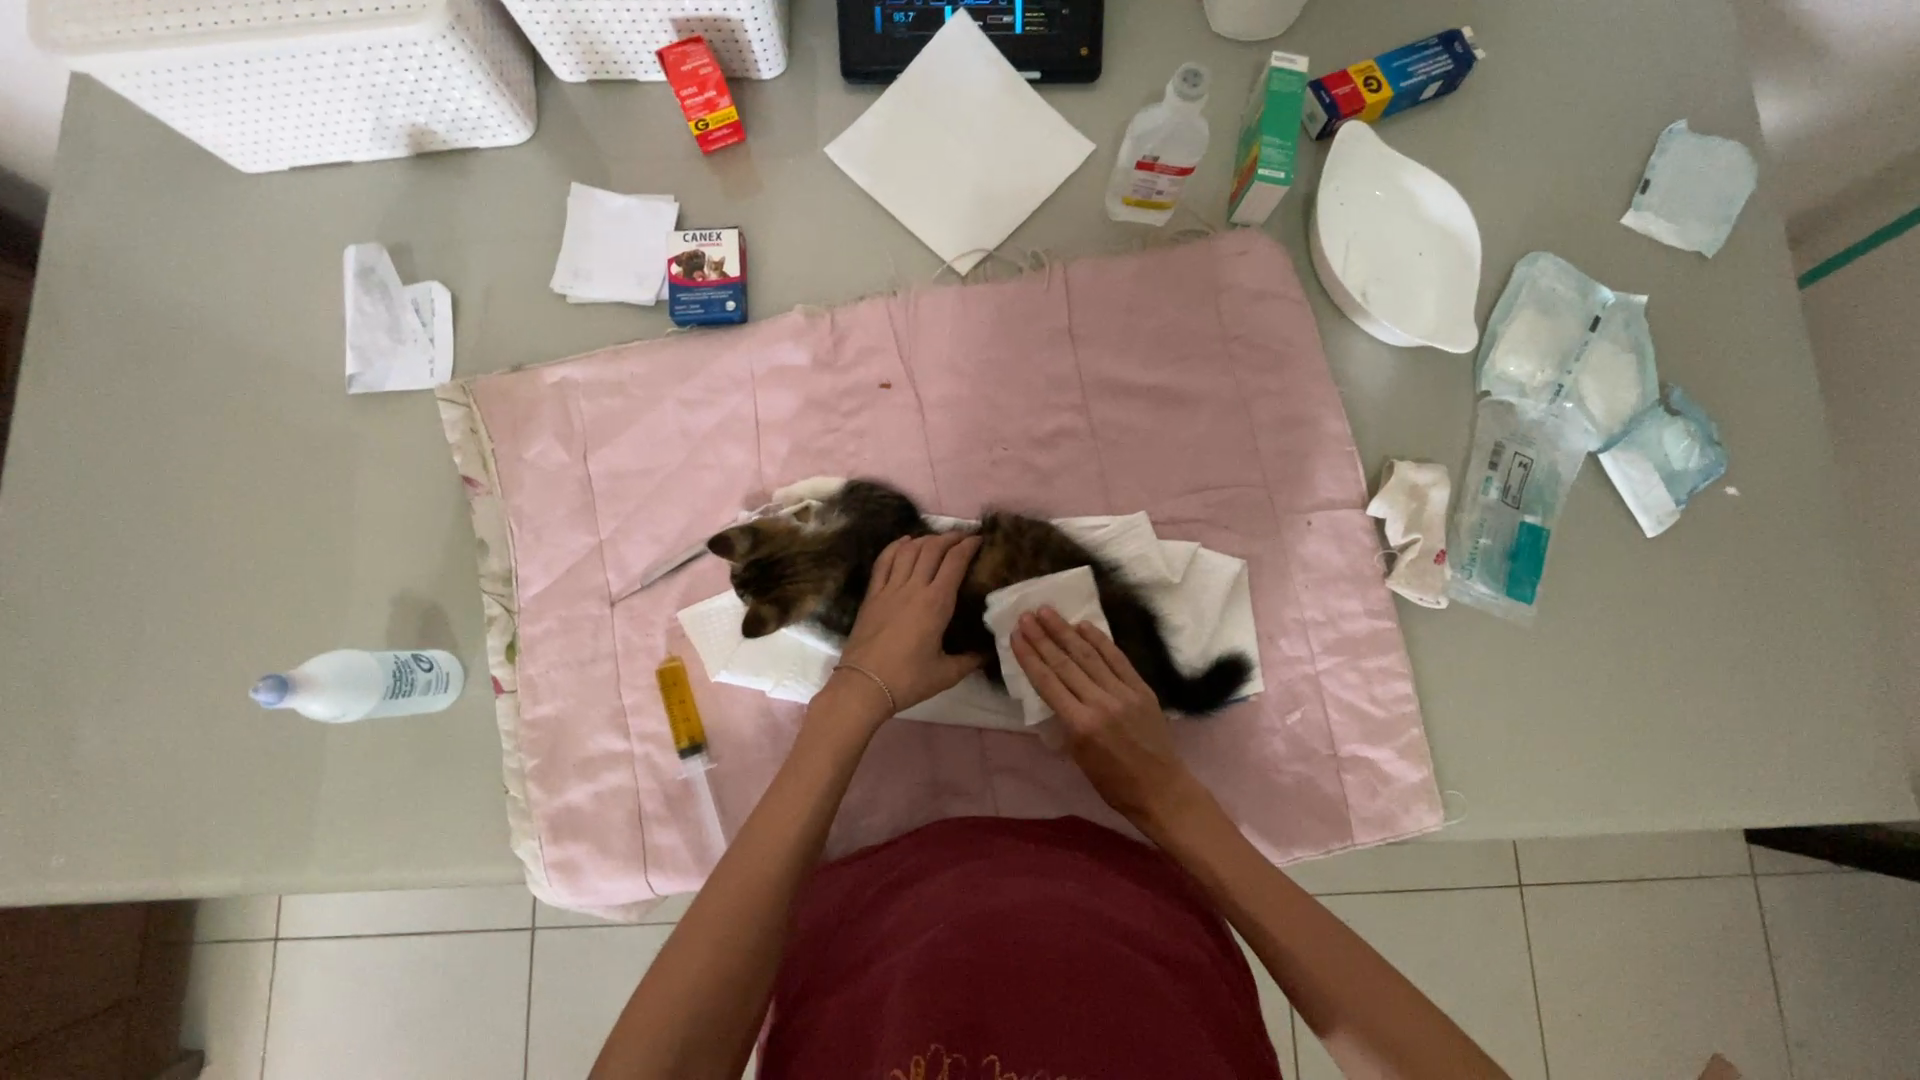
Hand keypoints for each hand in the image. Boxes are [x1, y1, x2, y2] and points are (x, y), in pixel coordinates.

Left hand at [836, 532, 983, 718]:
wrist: (864, 685)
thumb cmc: (908, 680)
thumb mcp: (947, 673)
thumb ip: (970, 660)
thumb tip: (988, 653)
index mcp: (937, 603)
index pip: (955, 562)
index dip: (968, 546)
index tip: (979, 539)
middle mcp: (913, 588)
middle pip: (932, 549)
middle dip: (950, 537)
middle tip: (962, 537)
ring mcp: (889, 589)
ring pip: (908, 551)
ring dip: (925, 539)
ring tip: (937, 539)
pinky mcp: (872, 595)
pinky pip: (883, 562)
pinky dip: (895, 547)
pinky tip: (904, 541)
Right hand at [1011, 608, 1207, 833]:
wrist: (1161, 789)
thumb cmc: (1113, 783)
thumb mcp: (1078, 757)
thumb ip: (1066, 722)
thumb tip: (1054, 694)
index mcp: (1079, 725)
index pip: (1047, 682)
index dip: (1029, 656)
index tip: (1015, 636)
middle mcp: (1099, 703)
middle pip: (1064, 663)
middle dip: (1042, 637)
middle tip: (1026, 615)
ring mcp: (1123, 693)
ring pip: (1088, 655)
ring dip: (1065, 631)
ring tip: (1048, 612)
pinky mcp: (1141, 688)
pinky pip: (1117, 658)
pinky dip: (1099, 640)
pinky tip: (1084, 625)